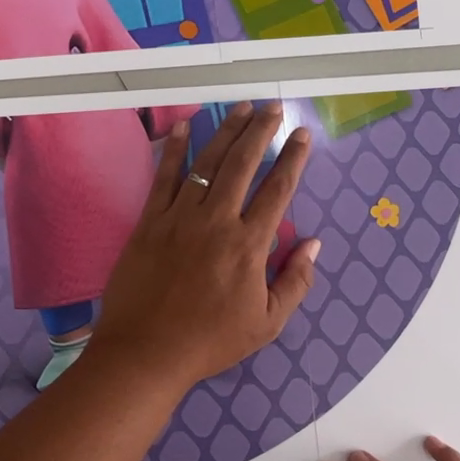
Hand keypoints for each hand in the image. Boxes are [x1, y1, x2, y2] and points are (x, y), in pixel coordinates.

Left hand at [93, 101, 317, 390]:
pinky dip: (174, 149)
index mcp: (249, 244)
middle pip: (243, 164)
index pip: (277, 190)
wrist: (146, 352)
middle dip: (260, 131)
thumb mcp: (267, 323)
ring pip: (206, 163)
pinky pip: (163, 177)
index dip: (292, 158)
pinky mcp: (149, 222)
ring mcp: (179, 217)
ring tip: (240, 108)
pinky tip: (183, 127)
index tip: (301, 134)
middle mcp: (216, 220)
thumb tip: (313, 243)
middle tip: (273, 108)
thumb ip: (295, 281)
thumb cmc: (211, 341)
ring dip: (226, 131)